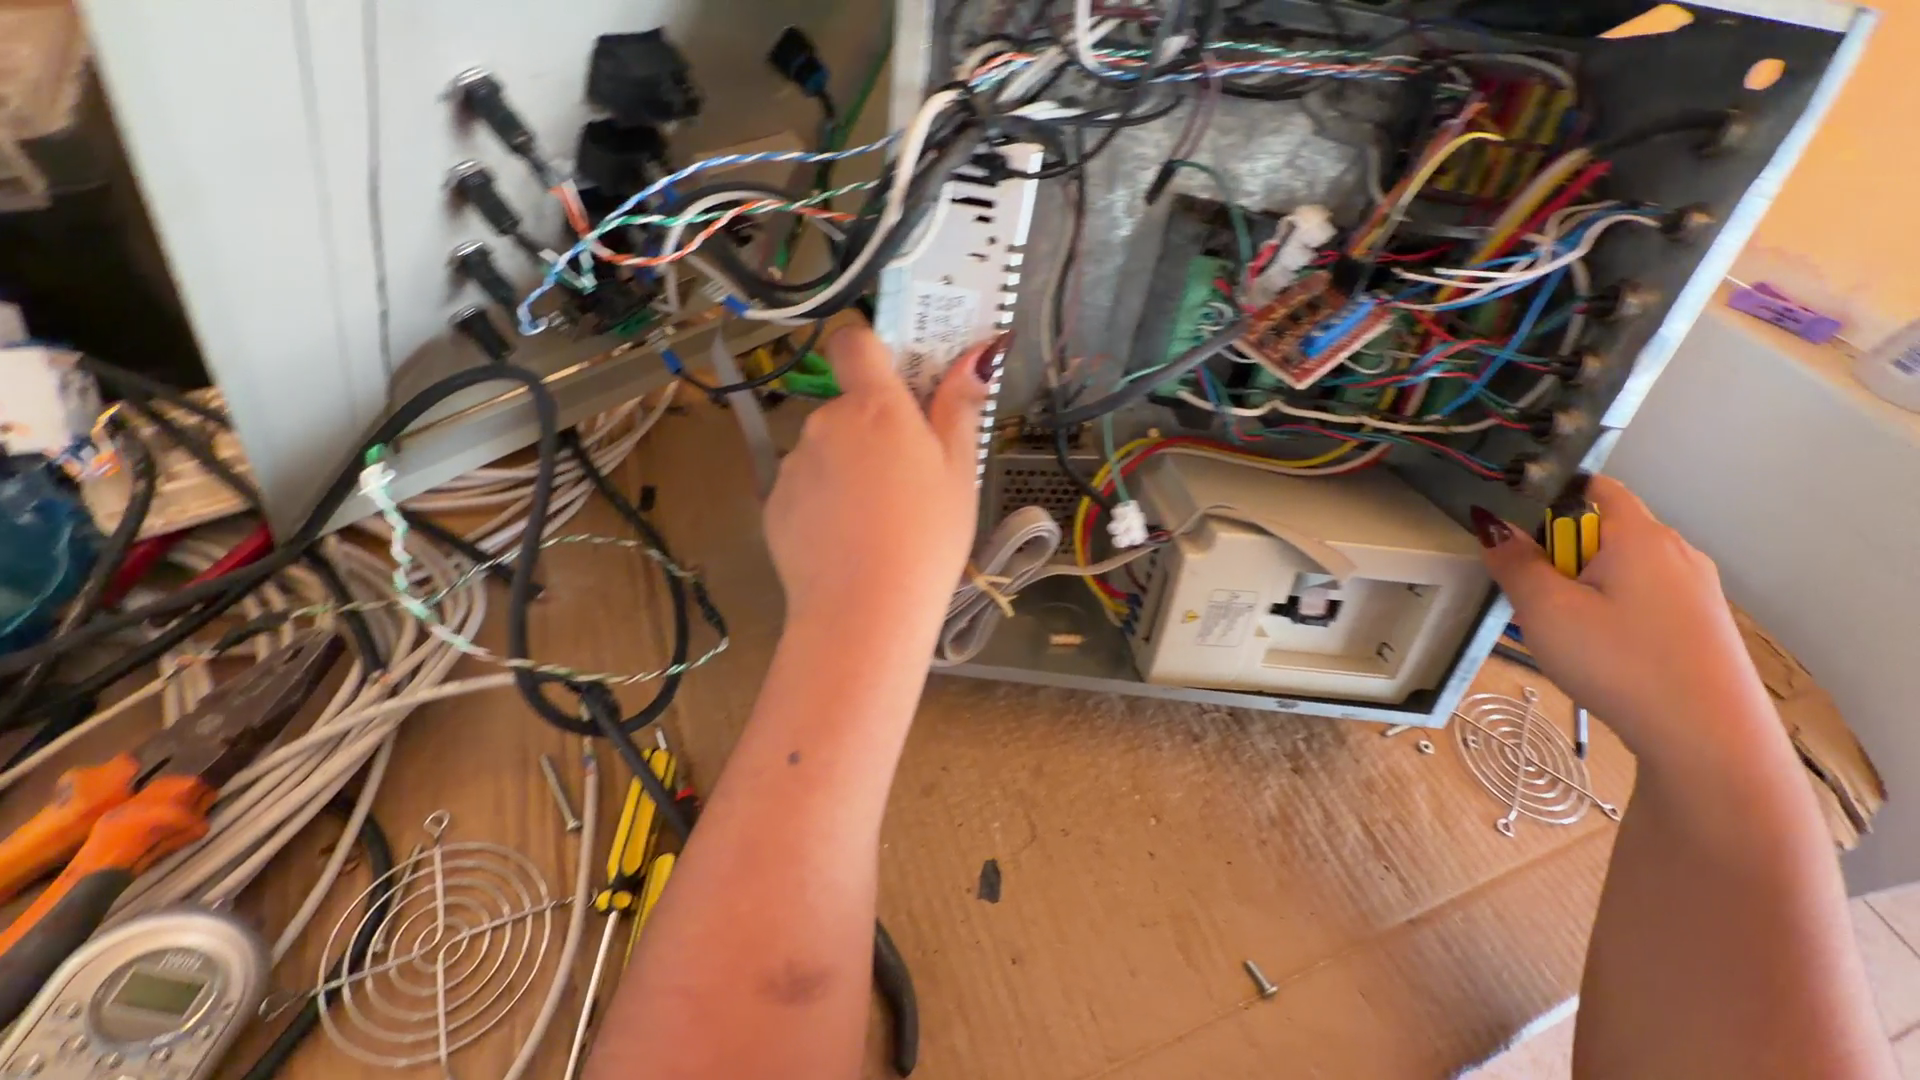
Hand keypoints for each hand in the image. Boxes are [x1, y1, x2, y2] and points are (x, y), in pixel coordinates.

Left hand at [764, 324, 993, 626]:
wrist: (864, 612)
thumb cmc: (927, 537)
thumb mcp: (959, 472)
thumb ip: (960, 406)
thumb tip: (981, 350)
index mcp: (875, 408)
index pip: (854, 342)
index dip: (871, 351)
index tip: (894, 381)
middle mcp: (825, 424)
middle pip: (846, 407)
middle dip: (870, 430)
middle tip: (903, 478)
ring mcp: (793, 465)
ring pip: (824, 450)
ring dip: (844, 467)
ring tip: (873, 519)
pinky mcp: (772, 505)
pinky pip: (803, 488)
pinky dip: (821, 502)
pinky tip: (844, 540)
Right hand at [1472, 476, 1776, 769]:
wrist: (1708, 740)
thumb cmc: (1620, 663)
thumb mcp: (1546, 609)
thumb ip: (1513, 562)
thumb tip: (1490, 523)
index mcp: (1640, 535)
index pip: (1591, 486)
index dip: (1546, 498)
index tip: (1511, 530)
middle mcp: (1675, 552)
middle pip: (1600, 531)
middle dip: (1555, 555)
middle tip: (1527, 596)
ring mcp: (1694, 590)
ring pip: (1617, 569)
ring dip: (1577, 587)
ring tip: (1554, 632)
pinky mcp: (1699, 625)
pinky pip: (1639, 599)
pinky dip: (1606, 611)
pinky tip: (1593, 652)